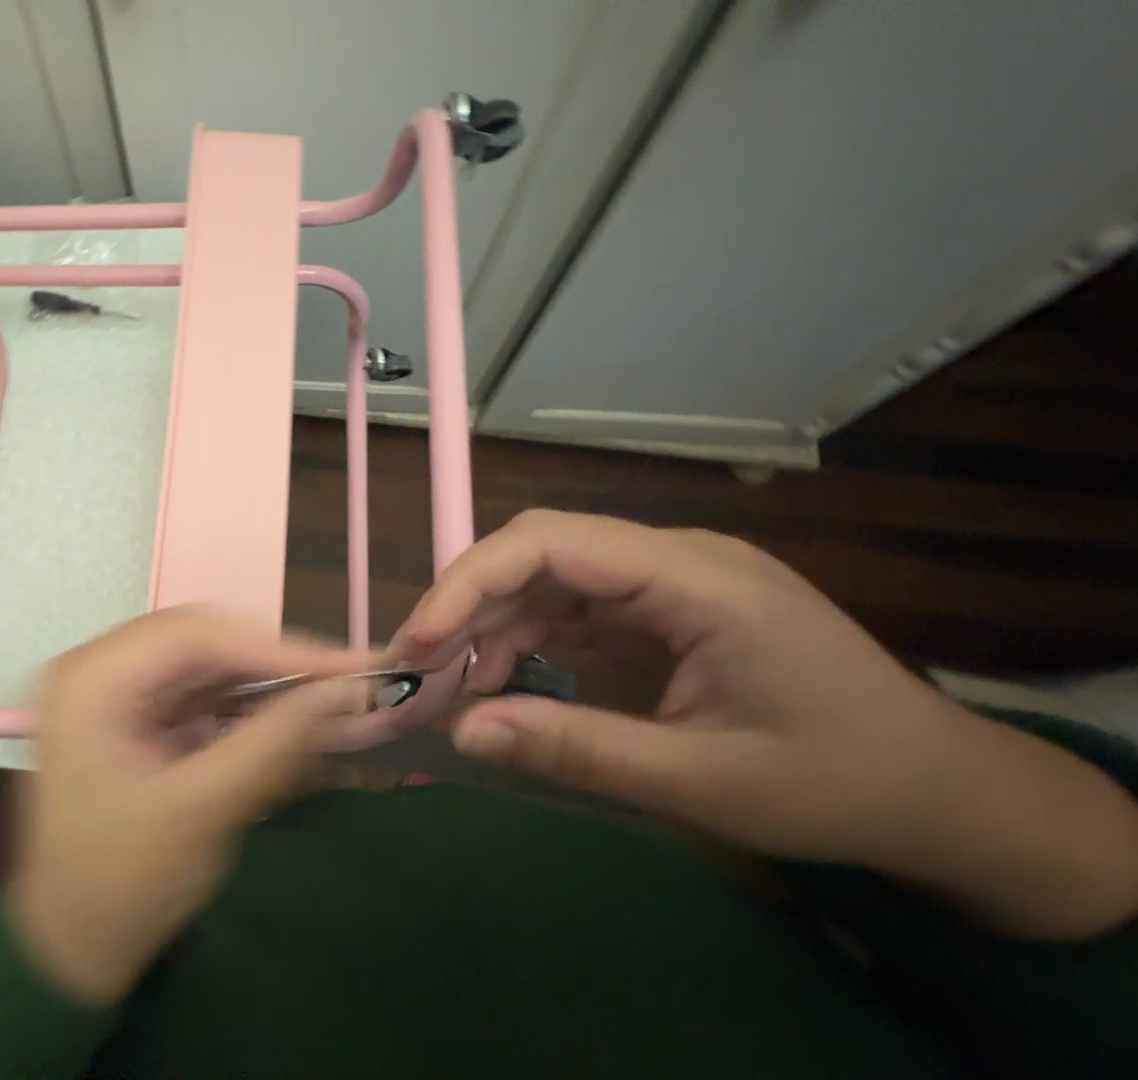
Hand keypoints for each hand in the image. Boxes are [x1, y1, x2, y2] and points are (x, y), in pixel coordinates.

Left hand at [11, 607, 368, 1003]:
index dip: (278, 646)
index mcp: (90, 680)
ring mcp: (115, 690)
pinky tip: (293, 720)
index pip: (194, 635)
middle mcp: (98, 668)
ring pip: (208, 665)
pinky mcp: (136, 716)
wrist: (74, 944)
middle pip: (202, 642)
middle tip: (350, 682)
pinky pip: (203, 694)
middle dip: (277, 665)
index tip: (351, 666)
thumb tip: (345, 690)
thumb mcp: (201, 811)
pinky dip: (250, 708)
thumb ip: (273, 744)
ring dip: (269, 685)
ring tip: (334, 701)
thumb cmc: (122, 884)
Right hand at [395, 510, 1137, 940]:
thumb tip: (462, 733)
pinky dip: (522, 646)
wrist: (941, 792)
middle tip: (411, 672)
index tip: (418, 643)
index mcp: (697, 578)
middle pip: (539, 553)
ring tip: (442, 688)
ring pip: (546, 582)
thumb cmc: (836, 782)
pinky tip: (496, 687)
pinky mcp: (660, 613)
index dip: (470, 582)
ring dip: (487, 629)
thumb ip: (578, 750)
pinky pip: (571, 613)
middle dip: (466, 607)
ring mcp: (667, 584)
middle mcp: (674, 561)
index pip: (553, 543)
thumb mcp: (703, 782)